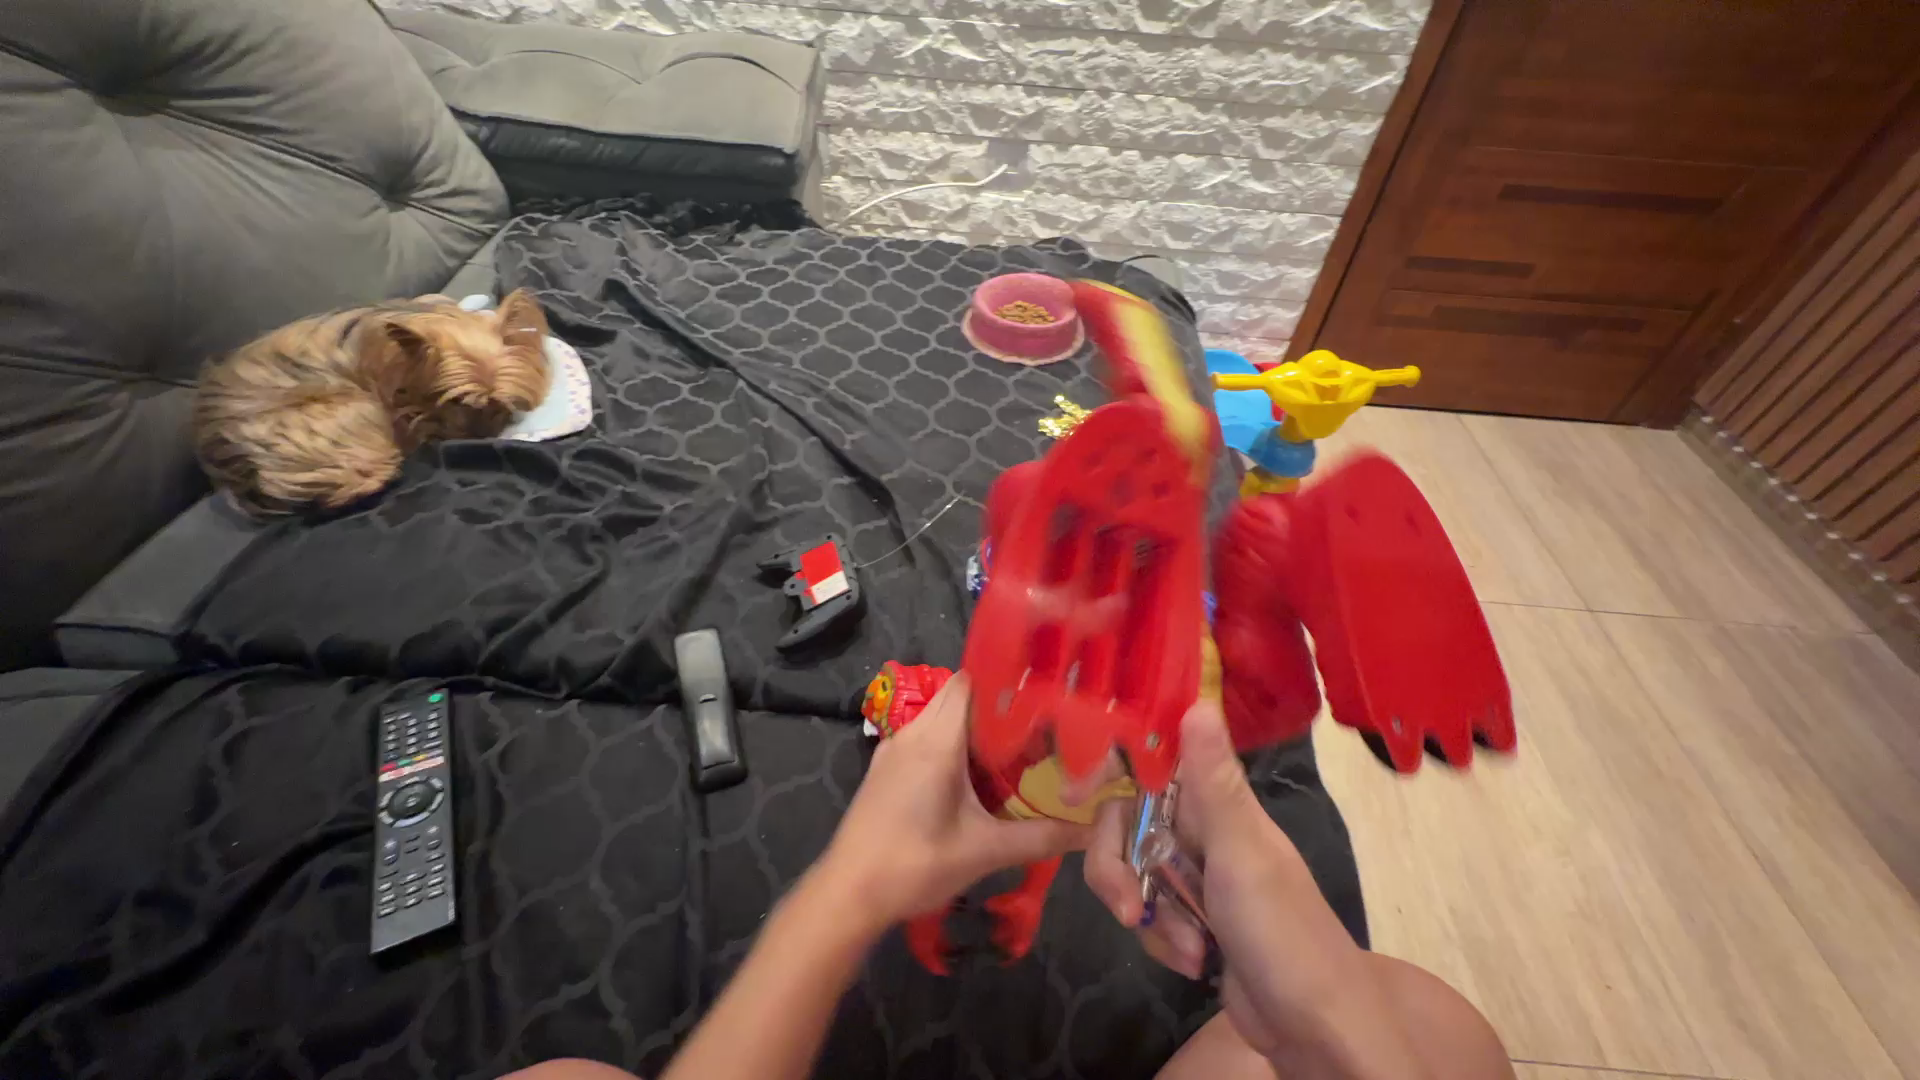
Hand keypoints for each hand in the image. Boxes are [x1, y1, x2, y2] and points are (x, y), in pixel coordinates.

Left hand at [818, 673, 1089, 929]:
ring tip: (1015, 748)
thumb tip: (1091, 831)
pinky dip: (951, 743)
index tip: (1041, 692)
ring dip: (973, 727)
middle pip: (957, 696)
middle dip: (996, 706)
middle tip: (1038, 726)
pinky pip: (925, 737)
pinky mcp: (886, 768)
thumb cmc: (914, 865)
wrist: (847, 894)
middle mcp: (912, 733)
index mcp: (936, 740)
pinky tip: (975, 775)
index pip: (969, 681)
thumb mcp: (983, 852)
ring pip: (940, 717)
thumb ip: (1040, 837)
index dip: (1004, 680)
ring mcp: (894, 749)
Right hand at [1083, 699, 1372, 1059]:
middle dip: (1118, 870)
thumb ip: (1213, 779)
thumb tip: (1198, 699)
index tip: (1070, 794)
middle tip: (1127, 909)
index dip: (1107, 769)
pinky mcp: (1188, 916)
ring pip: (1130, 871)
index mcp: (1217, 803)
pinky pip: (1146, 911)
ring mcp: (1193, 875)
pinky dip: (1162, 938)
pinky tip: (1195, 962)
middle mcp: (1201, 830)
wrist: (1316, 1031)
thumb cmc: (1282, 931)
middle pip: (1123, 824)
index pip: (1150, 762)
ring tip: (1190, 950)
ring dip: (1151, 915)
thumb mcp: (1242, 852)